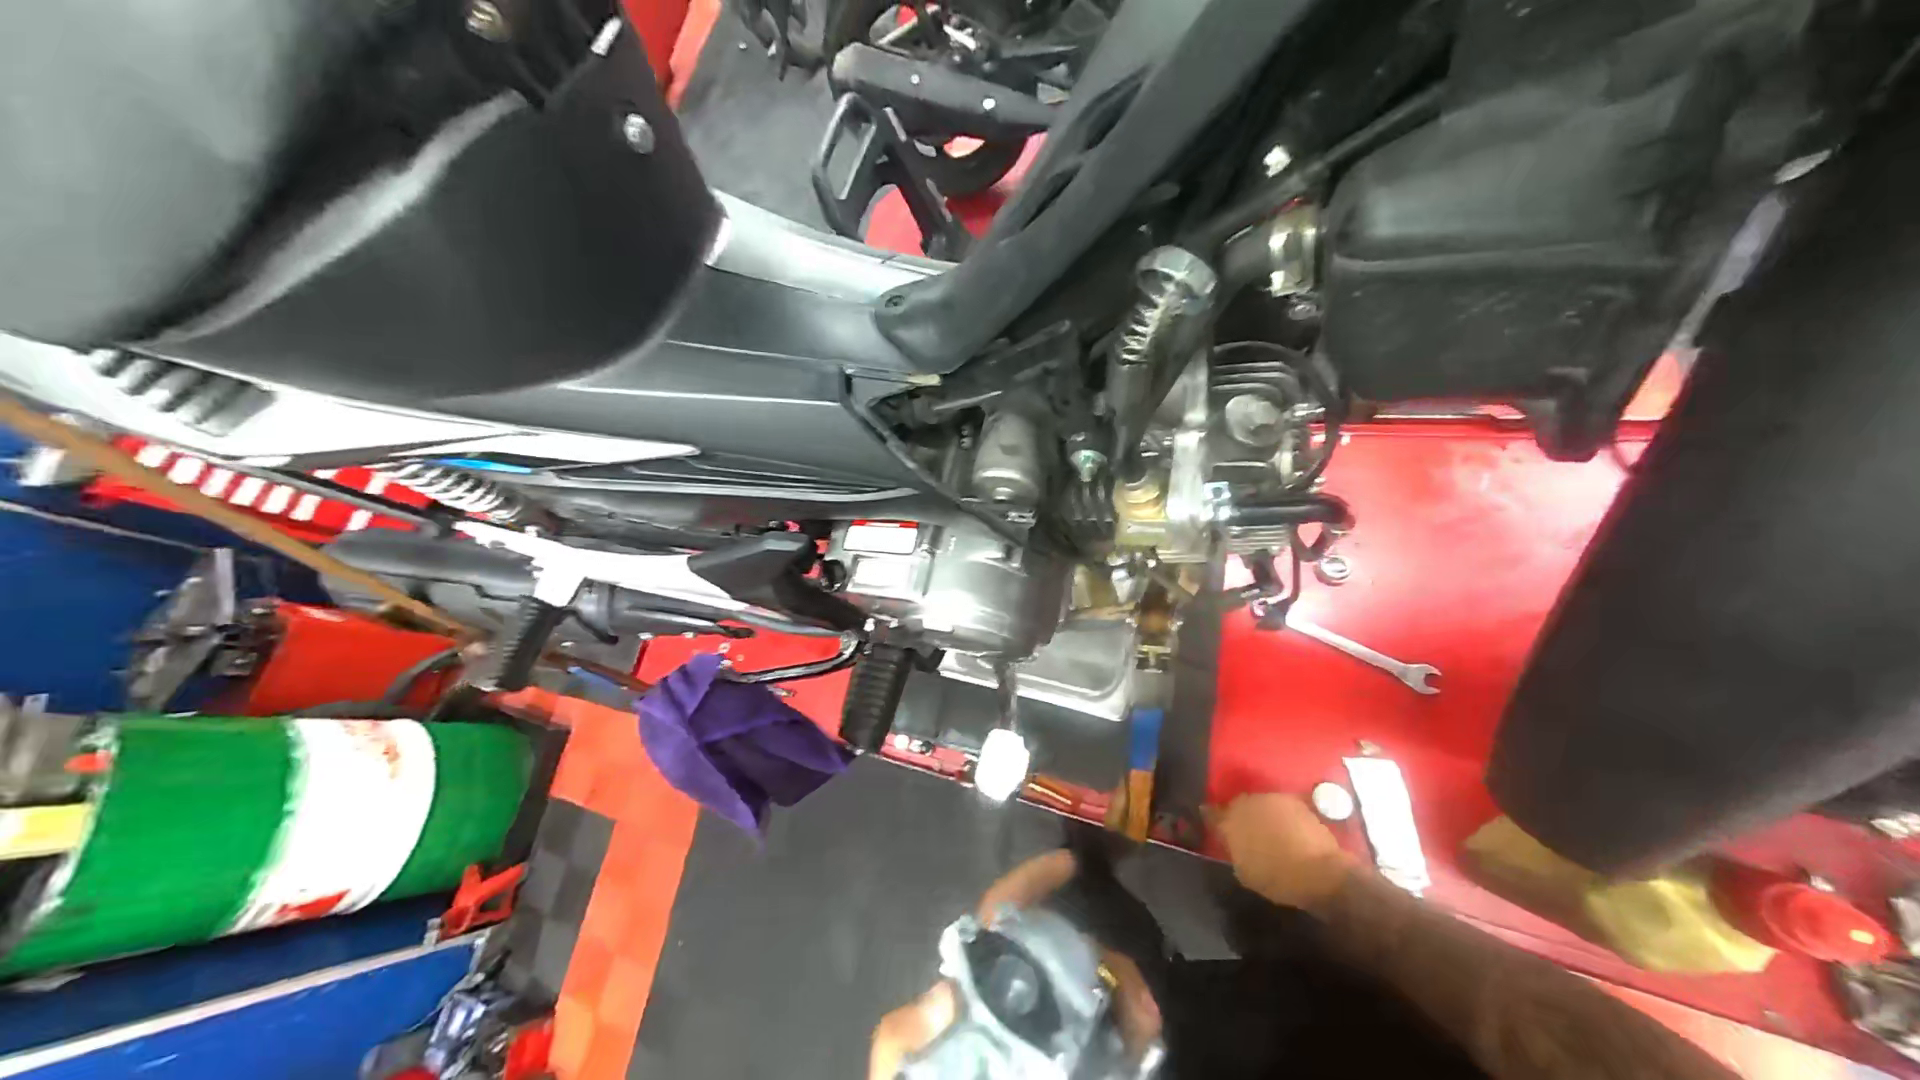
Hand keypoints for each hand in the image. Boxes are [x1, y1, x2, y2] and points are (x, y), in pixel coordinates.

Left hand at [867, 849, 1162, 1077]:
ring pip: (1094, 989)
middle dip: (1101, 953)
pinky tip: (1144, 1037)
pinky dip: (1132, 1028)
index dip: (1031, 883)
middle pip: (1063, 951)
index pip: (1003, 915)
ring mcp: (1047, 1026)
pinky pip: (1112, 1033)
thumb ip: (904, 1035)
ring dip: (1123, 994)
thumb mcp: (902, 1067)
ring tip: (1143, 1021)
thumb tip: (943, 994)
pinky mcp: (1075, 1054)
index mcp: (977, 983)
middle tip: (1131, 983)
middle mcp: (1016, 994)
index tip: (1068, 862)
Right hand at [1212, 792, 1355, 912]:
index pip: (1211, 813)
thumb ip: (1234, 851)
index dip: (1211, 818)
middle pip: (1237, 804)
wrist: (1321, 873)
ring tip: (1269, 831)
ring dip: (1261, 814)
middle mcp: (1248, 803)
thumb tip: (1233, 843)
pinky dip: (1282, 817)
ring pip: (1260, 804)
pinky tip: (1289, 831)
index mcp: (1230, 821)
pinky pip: (1282, 808)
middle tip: (1245, 830)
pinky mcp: (1297, 802)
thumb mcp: (1245, 872)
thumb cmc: (1278, 878)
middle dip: (1239, 815)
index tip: (1212, 823)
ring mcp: (1273, 799)